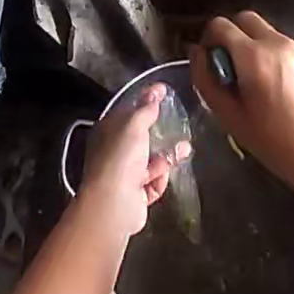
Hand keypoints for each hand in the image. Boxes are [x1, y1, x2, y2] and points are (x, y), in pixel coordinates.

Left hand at [78, 82, 190, 237]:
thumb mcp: (133, 125)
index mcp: (109, 131)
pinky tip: (163, 175)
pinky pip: (153, 181)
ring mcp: (125, 174)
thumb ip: (145, 109)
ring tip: (184, 149)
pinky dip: (160, 178)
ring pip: (150, 160)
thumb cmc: (121, 157)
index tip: (164, 90)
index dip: (146, 99)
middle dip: (160, 131)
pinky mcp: (136, 194)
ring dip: (166, 155)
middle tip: (178, 122)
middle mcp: (115, 151)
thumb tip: (155, 93)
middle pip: (141, 136)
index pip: (129, 110)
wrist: (114, 203)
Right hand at [190, 11, 293, 217]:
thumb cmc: (279, 145)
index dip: (209, 40)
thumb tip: (197, 53)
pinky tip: (287, 92)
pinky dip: (279, 58)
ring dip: (256, 48)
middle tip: (233, 70)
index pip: (220, 25)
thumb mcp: (232, 119)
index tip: (212, 63)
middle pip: (245, 20)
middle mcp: (279, 42)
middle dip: (232, 37)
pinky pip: (289, 47)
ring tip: (263, 88)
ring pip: (268, 34)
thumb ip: (207, 81)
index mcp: (254, 56)